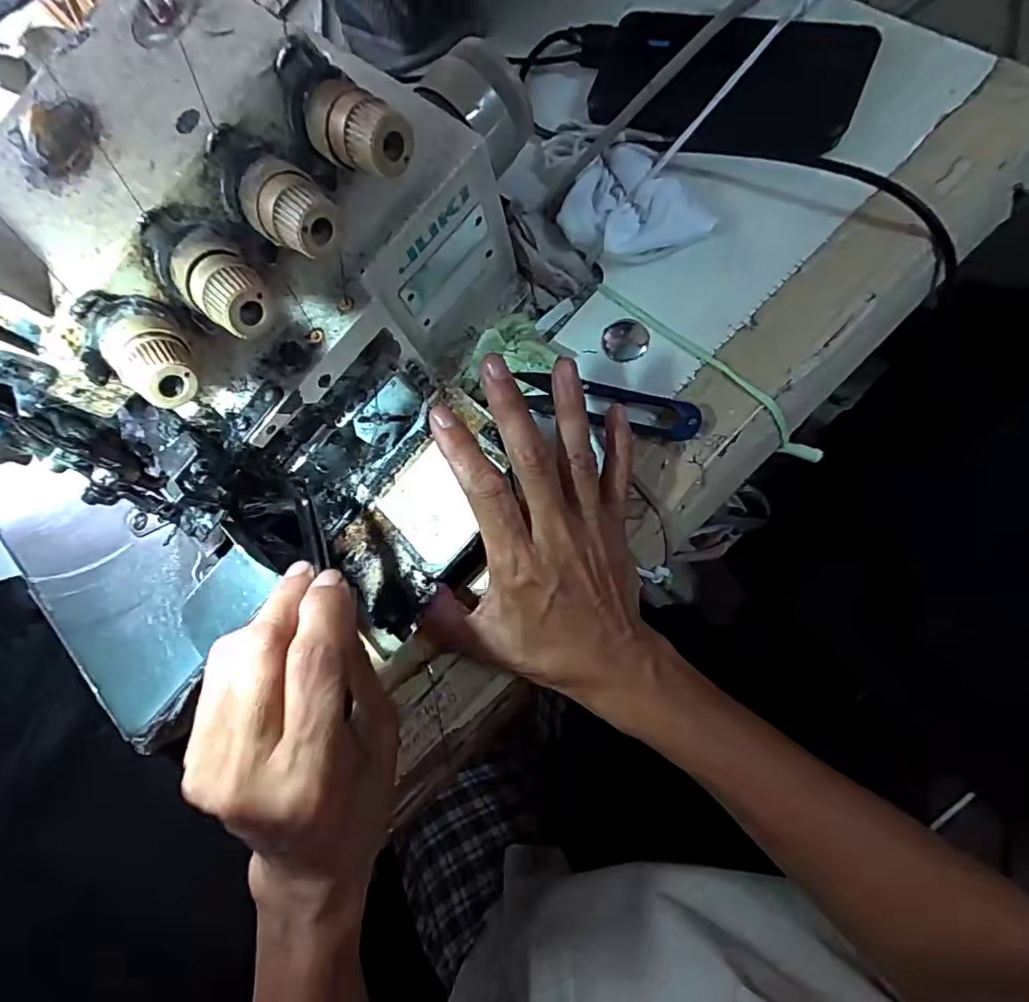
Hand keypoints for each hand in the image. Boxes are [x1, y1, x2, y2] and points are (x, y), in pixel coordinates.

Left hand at [181, 563, 397, 929]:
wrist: (302, 862)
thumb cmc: (357, 801)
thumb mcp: (381, 736)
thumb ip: (357, 668)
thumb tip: (331, 602)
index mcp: (310, 775)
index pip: (311, 665)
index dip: (322, 610)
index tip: (333, 578)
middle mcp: (249, 771)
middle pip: (261, 653)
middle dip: (288, 601)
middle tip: (310, 576)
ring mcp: (210, 767)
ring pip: (234, 656)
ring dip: (266, 618)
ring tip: (293, 601)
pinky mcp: (191, 761)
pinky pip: (218, 675)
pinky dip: (245, 645)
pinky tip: (268, 638)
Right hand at [422, 354, 677, 709]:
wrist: (615, 663)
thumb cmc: (547, 650)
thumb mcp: (486, 643)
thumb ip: (444, 619)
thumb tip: (410, 595)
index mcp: (516, 559)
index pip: (486, 494)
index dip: (463, 451)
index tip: (443, 413)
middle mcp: (553, 529)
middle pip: (531, 460)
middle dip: (511, 408)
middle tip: (495, 366)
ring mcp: (589, 521)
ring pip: (577, 458)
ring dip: (568, 407)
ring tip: (560, 365)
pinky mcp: (614, 522)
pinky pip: (618, 477)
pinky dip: (619, 442)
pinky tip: (615, 408)